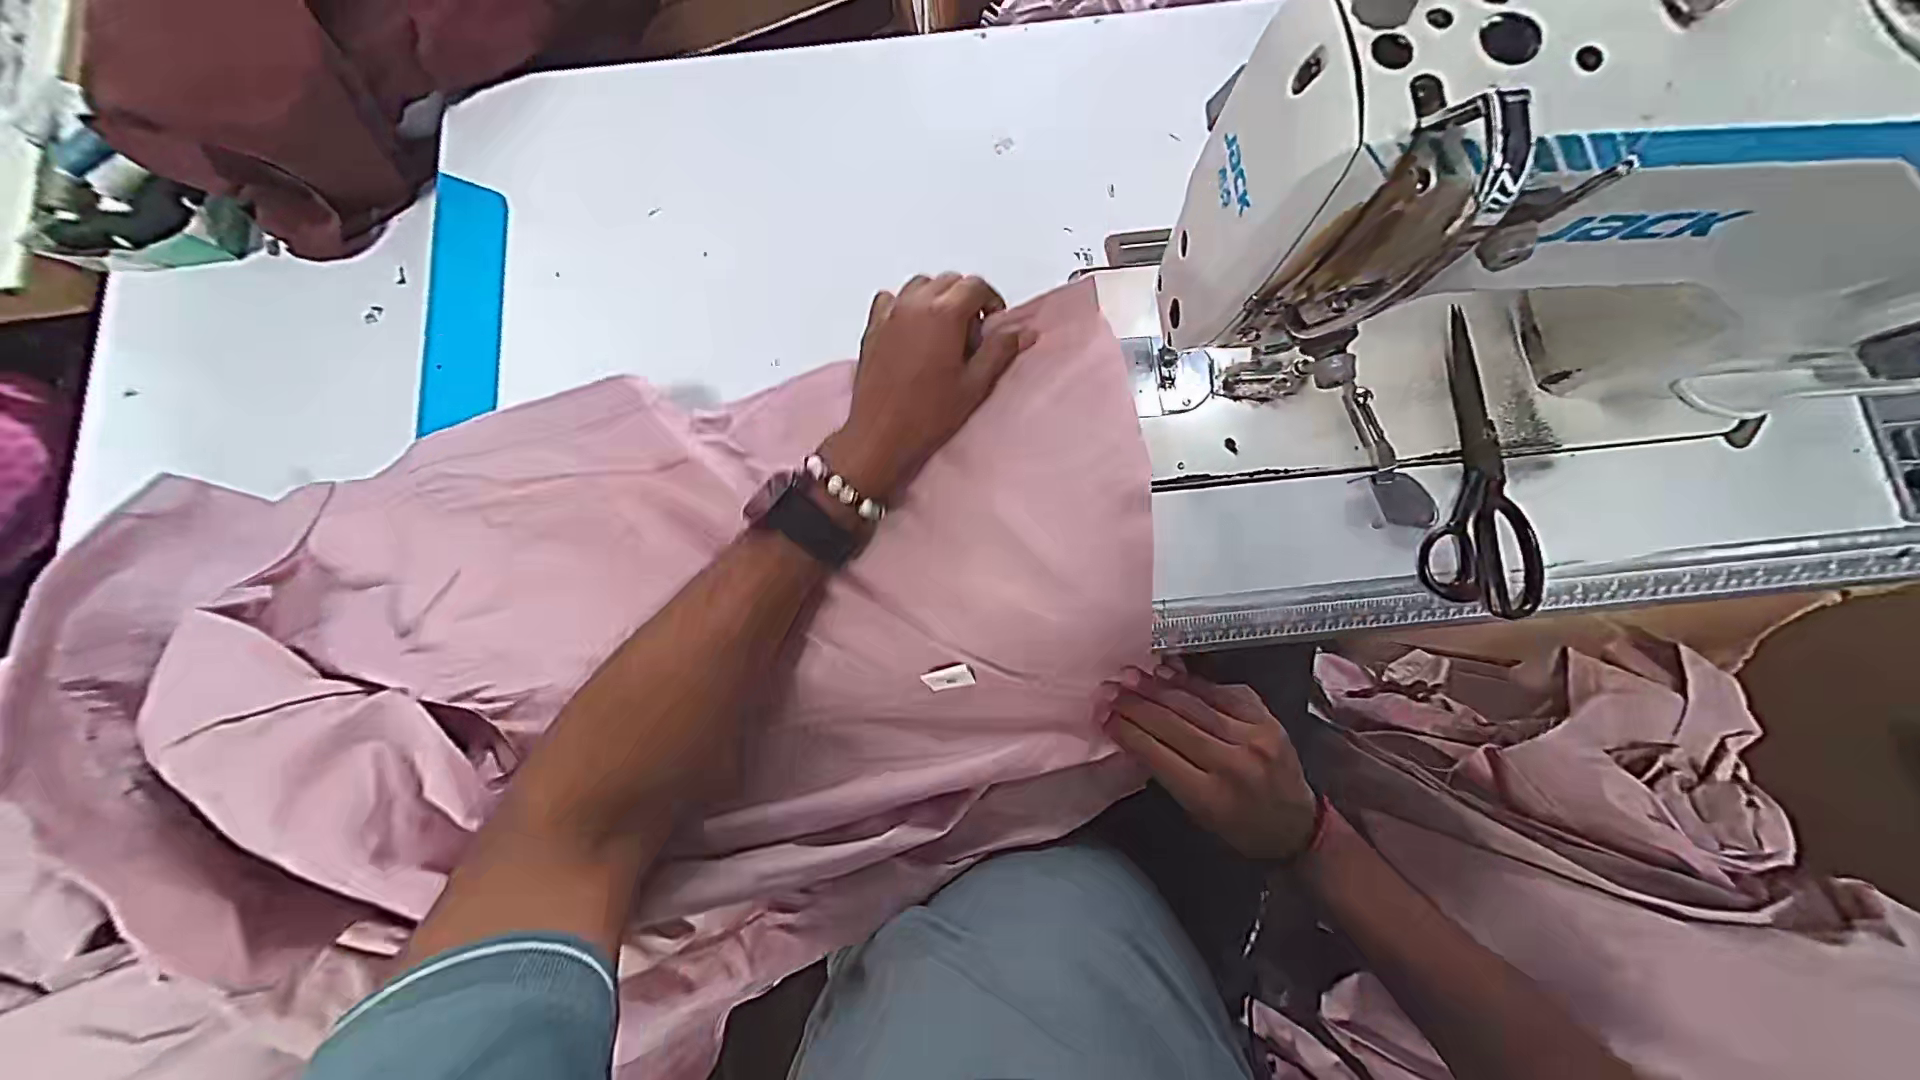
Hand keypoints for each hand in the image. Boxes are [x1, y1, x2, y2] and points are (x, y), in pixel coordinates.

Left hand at [820, 273, 1037, 500]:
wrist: (882, 434)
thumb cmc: (928, 415)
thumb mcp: (975, 384)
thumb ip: (1000, 351)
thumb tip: (1022, 333)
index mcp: (944, 313)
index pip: (976, 286)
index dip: (991, 302)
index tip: (993, 324)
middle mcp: (914, 305)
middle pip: (948, 281)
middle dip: (965, 300)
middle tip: (972, 335)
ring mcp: (890, 314)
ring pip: (920, 286)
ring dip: (937, 299)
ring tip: (944, 333)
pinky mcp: (872, 329)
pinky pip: (891, 300)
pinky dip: (905, 306)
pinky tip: (913, 333)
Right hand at [1098, 662, 1318, 860]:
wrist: (1298, 828)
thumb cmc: (1239, 826)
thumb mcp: (1196, 812)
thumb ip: (1165, 770)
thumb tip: (1129, 729)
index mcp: (1210, 796)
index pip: (1155, 752)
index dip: (1124, 729)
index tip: (1102, 714)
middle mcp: (1233, 764)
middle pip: (1171, 722)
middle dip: (1133, 703)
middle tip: (1109, 689)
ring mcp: (1253, 737)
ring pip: (1193, 703)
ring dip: (1156, 686)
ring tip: (1131, 675)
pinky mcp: (1267, 719)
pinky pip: (1221, 691)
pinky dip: (1190, 681)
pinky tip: (1168, 673)